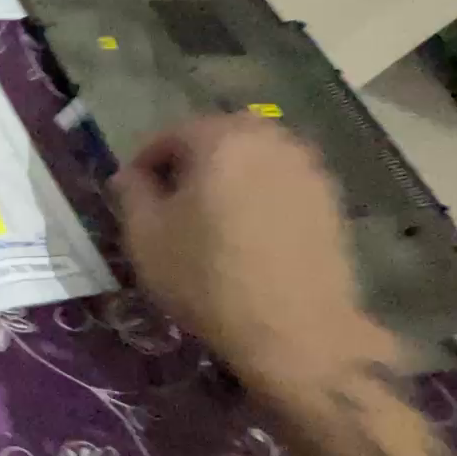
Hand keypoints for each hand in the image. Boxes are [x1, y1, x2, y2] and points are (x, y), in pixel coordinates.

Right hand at [110, 114, 403, 397]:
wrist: (287, 323)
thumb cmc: (201, 275)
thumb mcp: (143, 236)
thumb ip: (132, 194)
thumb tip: (129, 175)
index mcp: (222, 143)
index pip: (174, 132)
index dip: (144, 158)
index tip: (129, 191)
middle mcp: (272, 142)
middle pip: (221, 135)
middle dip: (189, 160)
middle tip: (166, 198)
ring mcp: (308, 168)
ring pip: (254, 156)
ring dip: (224, 174)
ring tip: (203, 215)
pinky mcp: (328, 198)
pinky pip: (279, 179)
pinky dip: (254, 191)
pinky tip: (239, 230)